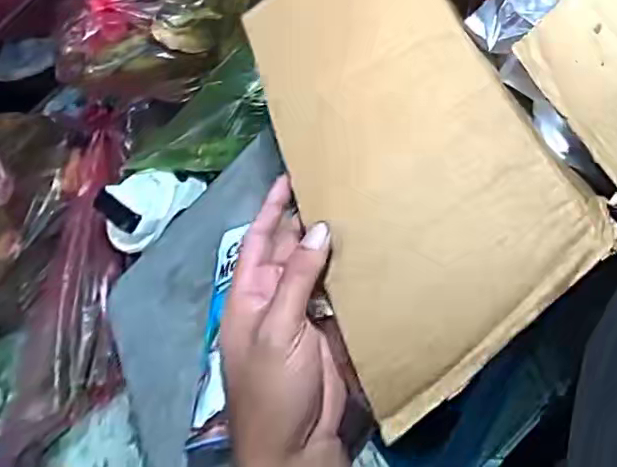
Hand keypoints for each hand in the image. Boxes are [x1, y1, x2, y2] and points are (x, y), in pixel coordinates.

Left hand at [222, 175, 347, 466]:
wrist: (297, 444)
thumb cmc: (271, 390)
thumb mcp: (276, 331)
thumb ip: (297, 278)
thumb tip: (320, 228)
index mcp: (250, 297)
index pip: (259, 241)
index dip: (271, 208)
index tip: (289, 176)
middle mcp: (275, 296)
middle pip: (291, 245)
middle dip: (307, 215)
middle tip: (334, 182)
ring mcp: (304, 309)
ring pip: (317, 261)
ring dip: (331, 236)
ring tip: (353, 203)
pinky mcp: (330, 321)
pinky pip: (338, 282)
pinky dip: (349, 261)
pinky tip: (366, 241)